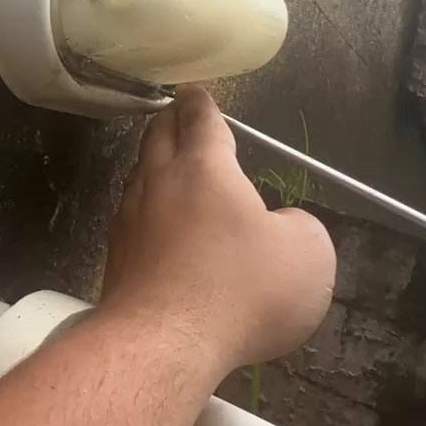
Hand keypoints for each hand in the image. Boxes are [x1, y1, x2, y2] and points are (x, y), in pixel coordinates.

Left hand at [101, 85, 336, 371]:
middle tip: (175, 111)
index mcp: (203, 170)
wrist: (163, 334)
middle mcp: (158, 182)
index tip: (193, 90)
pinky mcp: (118, 247)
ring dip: (154, 159)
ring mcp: (130, 213)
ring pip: (140, 172)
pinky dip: (148, 200)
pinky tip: (157, 215)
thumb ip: (298, 226)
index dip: (201, 105)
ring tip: (167, 160)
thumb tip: (277, 222)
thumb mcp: (307, 255)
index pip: (201, 123)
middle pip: (158, 138)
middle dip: (169, 120)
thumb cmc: (241, 289)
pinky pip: (134, 208)